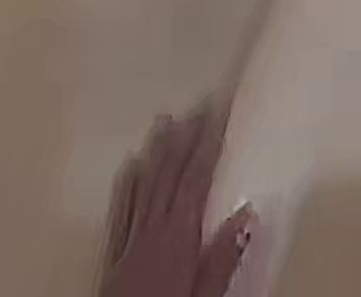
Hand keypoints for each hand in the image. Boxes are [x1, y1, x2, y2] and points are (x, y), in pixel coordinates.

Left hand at [100, 106, 252, 296]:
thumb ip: (222, 257)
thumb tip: (247, 212)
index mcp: (179, 235)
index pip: (196, 177)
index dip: (208, 140)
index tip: (218, 109)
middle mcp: (153, 229)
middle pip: (171, 173)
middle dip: (186, 135)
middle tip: (198, 103)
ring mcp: (131, 240)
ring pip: (146, 183)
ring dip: (157, 150)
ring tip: (165, 119)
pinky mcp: (114, 255)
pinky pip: (122, 209)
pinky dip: (128, 183)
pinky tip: (131, 164)